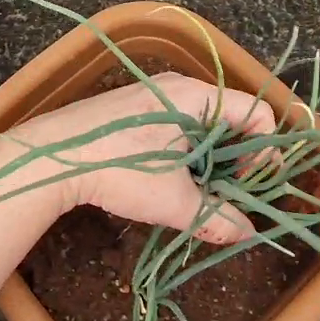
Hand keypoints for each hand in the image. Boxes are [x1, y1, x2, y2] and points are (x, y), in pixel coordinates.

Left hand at [0, 72, 275, 244]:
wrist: (53, 156)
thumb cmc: (120, 169)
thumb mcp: (176, 201)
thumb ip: (219, 216)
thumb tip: (248, 232)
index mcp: (196, 96)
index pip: (258, 113)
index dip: (266, 153)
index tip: (251, 187)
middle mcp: (177, 88)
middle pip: (232, 119)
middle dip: (238, 161)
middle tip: (228, 196)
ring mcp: (152, 96)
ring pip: (202, 126)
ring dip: (210, 161)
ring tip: (197, 195)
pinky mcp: (132, 110)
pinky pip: (177, 127)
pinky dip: (184, 154)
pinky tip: (168, 182)